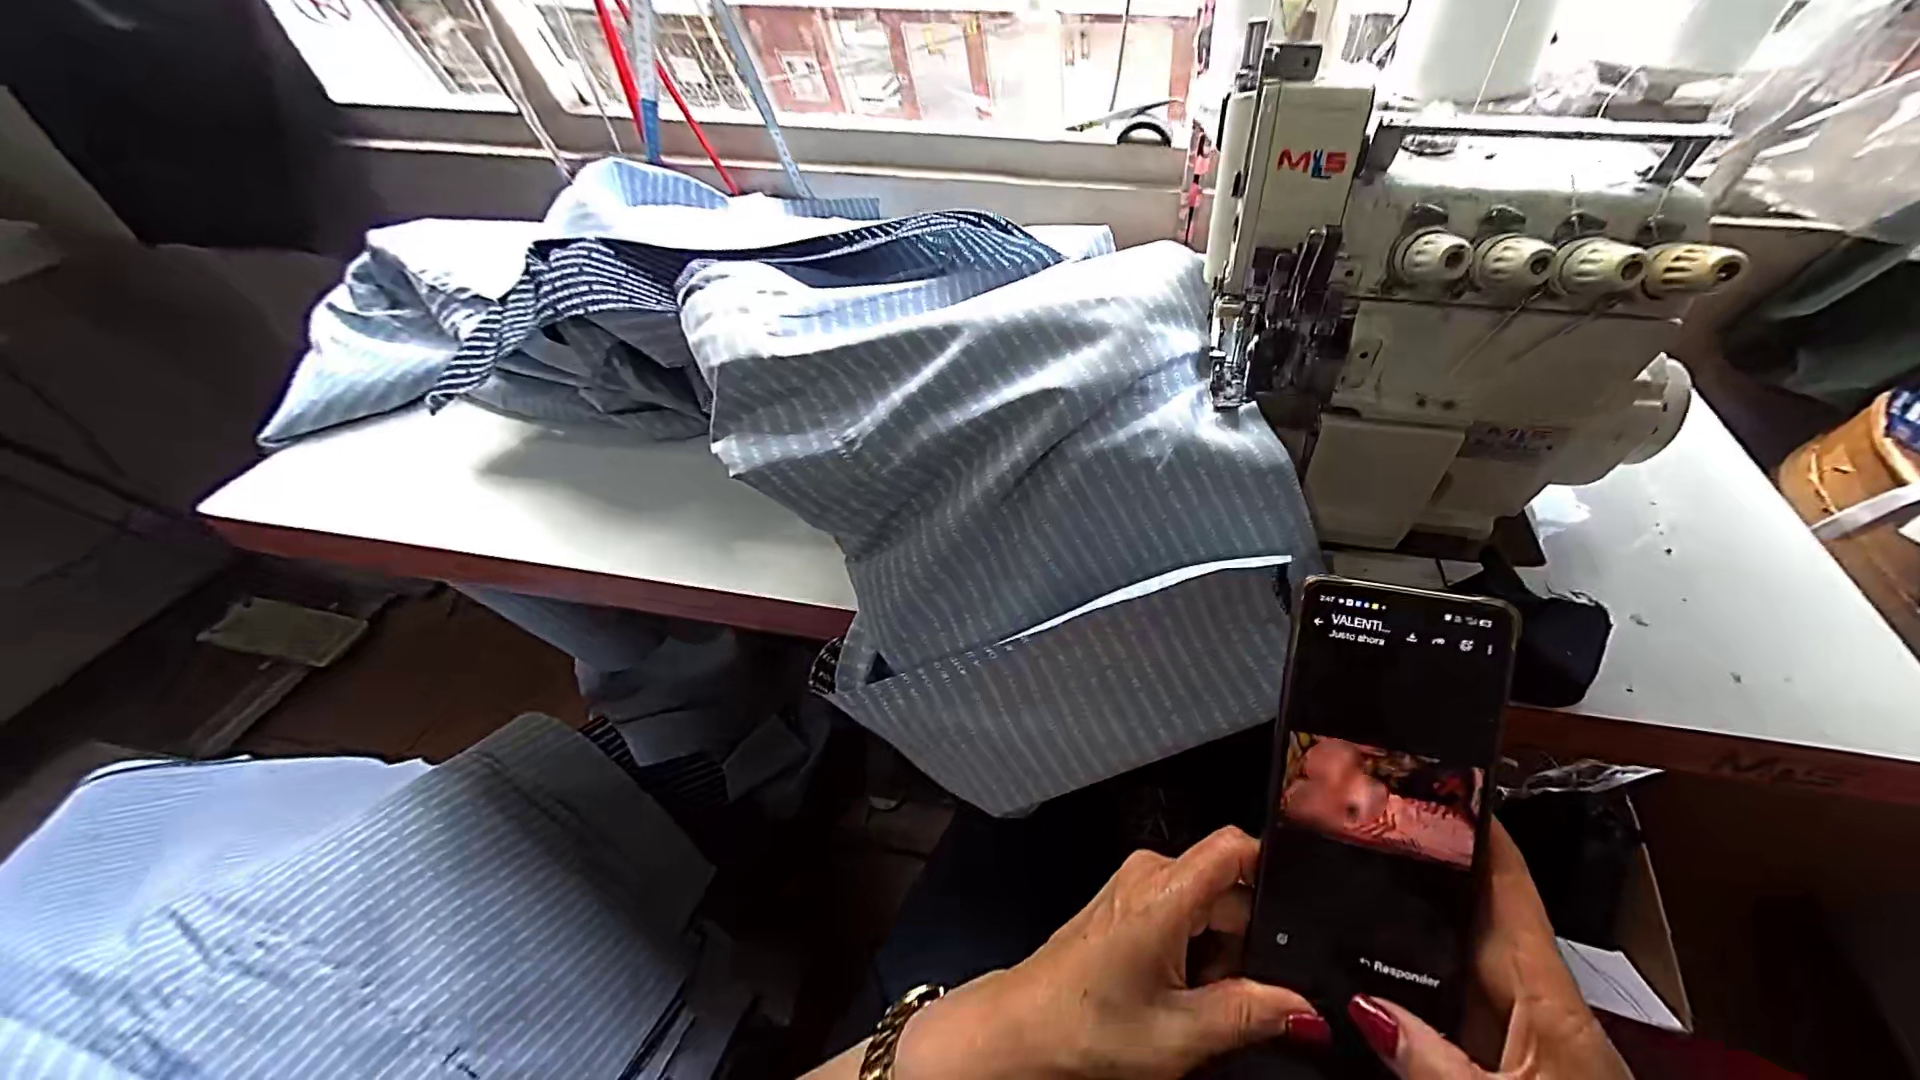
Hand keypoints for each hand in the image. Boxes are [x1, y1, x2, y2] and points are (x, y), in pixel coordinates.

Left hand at [897, 826, 1328, 1079]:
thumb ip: (1251, 1014)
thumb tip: (1307, 1008)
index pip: (1234, 847)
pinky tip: (1183, 989)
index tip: (1305, 911)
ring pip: (1208, 900)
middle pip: (1228, 884)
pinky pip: (1183, 907)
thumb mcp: (1181, 1034)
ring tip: (1205, 1001)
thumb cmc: (1088, 1027)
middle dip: (1249, 937)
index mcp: (1163, 893)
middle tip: (1247, 997)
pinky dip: (1197, 944)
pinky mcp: (1127, 898)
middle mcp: (1149, 873)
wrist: (1024, 1025)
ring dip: (1222, 947)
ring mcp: (1135, 883)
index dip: (1274, 867)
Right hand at [1345, 820, 1632, 1079]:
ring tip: (1346, 863)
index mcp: (1544, 995)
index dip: (1483, 831)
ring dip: (1402, 907)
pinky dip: (1397, 958)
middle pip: (1468, 907)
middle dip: (1422, 860)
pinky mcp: (1486, 1043)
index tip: (1446, 781)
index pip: (1511, 890)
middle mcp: (1523, 993)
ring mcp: (1503, 1018)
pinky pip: (1434, 983)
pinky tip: (1354, 942)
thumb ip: (1433, 1063)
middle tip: (1363, 816)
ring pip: (1446, 944)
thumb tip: (1357, 1005)